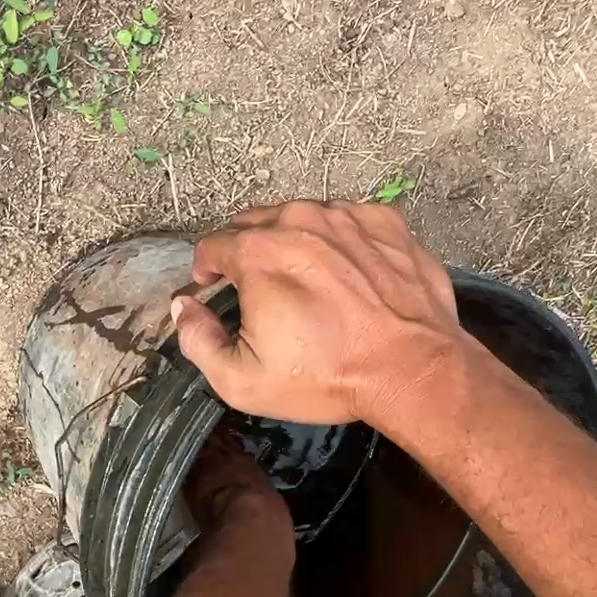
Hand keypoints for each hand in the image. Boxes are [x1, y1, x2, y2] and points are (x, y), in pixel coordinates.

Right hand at [170, 201, 464, 428]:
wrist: (413, 371)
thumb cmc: (324, 377)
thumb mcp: (240, 380)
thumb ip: (196, 339)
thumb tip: (184, 306)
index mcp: (257, 252)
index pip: (211, 245)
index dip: (207, 271)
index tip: (216, 290)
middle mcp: (298, 220)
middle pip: (253, 223)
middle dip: (246, 251)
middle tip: (259, 288)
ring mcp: (346, 216)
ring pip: (300, 217)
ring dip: (291, 242)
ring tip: (306, 281)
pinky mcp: (385, 221)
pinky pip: (346, 220)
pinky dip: (337, 240)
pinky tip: (347, 274)